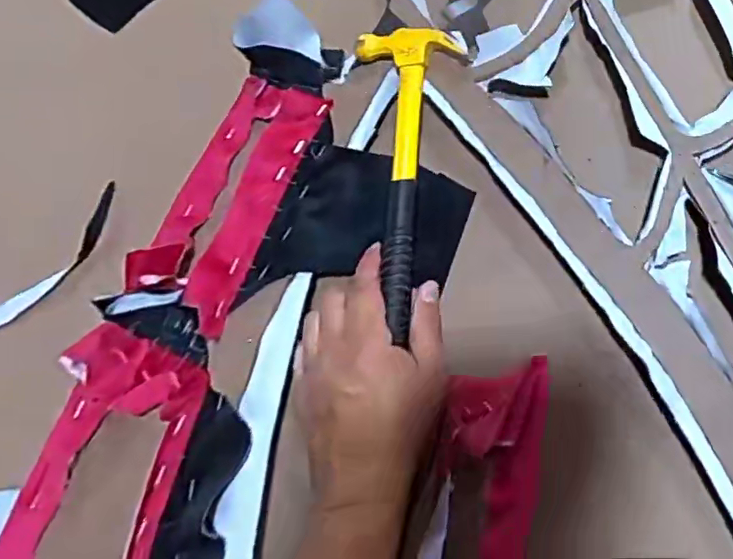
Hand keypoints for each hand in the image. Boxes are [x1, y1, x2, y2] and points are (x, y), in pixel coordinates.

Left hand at [298, 244, 444, 539]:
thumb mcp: (431, 372)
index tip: (378, 250)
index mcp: (366, 341)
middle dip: (353, 285)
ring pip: (313, 320)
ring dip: (333, 308)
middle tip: (376, 290)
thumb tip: (425, 287)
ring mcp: (310, 370)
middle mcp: (332, 349)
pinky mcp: (300, 391)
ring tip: (354, 316)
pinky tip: (333, 345)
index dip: (370, 263)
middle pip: (332, 298)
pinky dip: (317, 335)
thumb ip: (427, 324)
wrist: (362, 482)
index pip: (363, 288)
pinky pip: (302, 348)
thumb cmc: (404, 424)